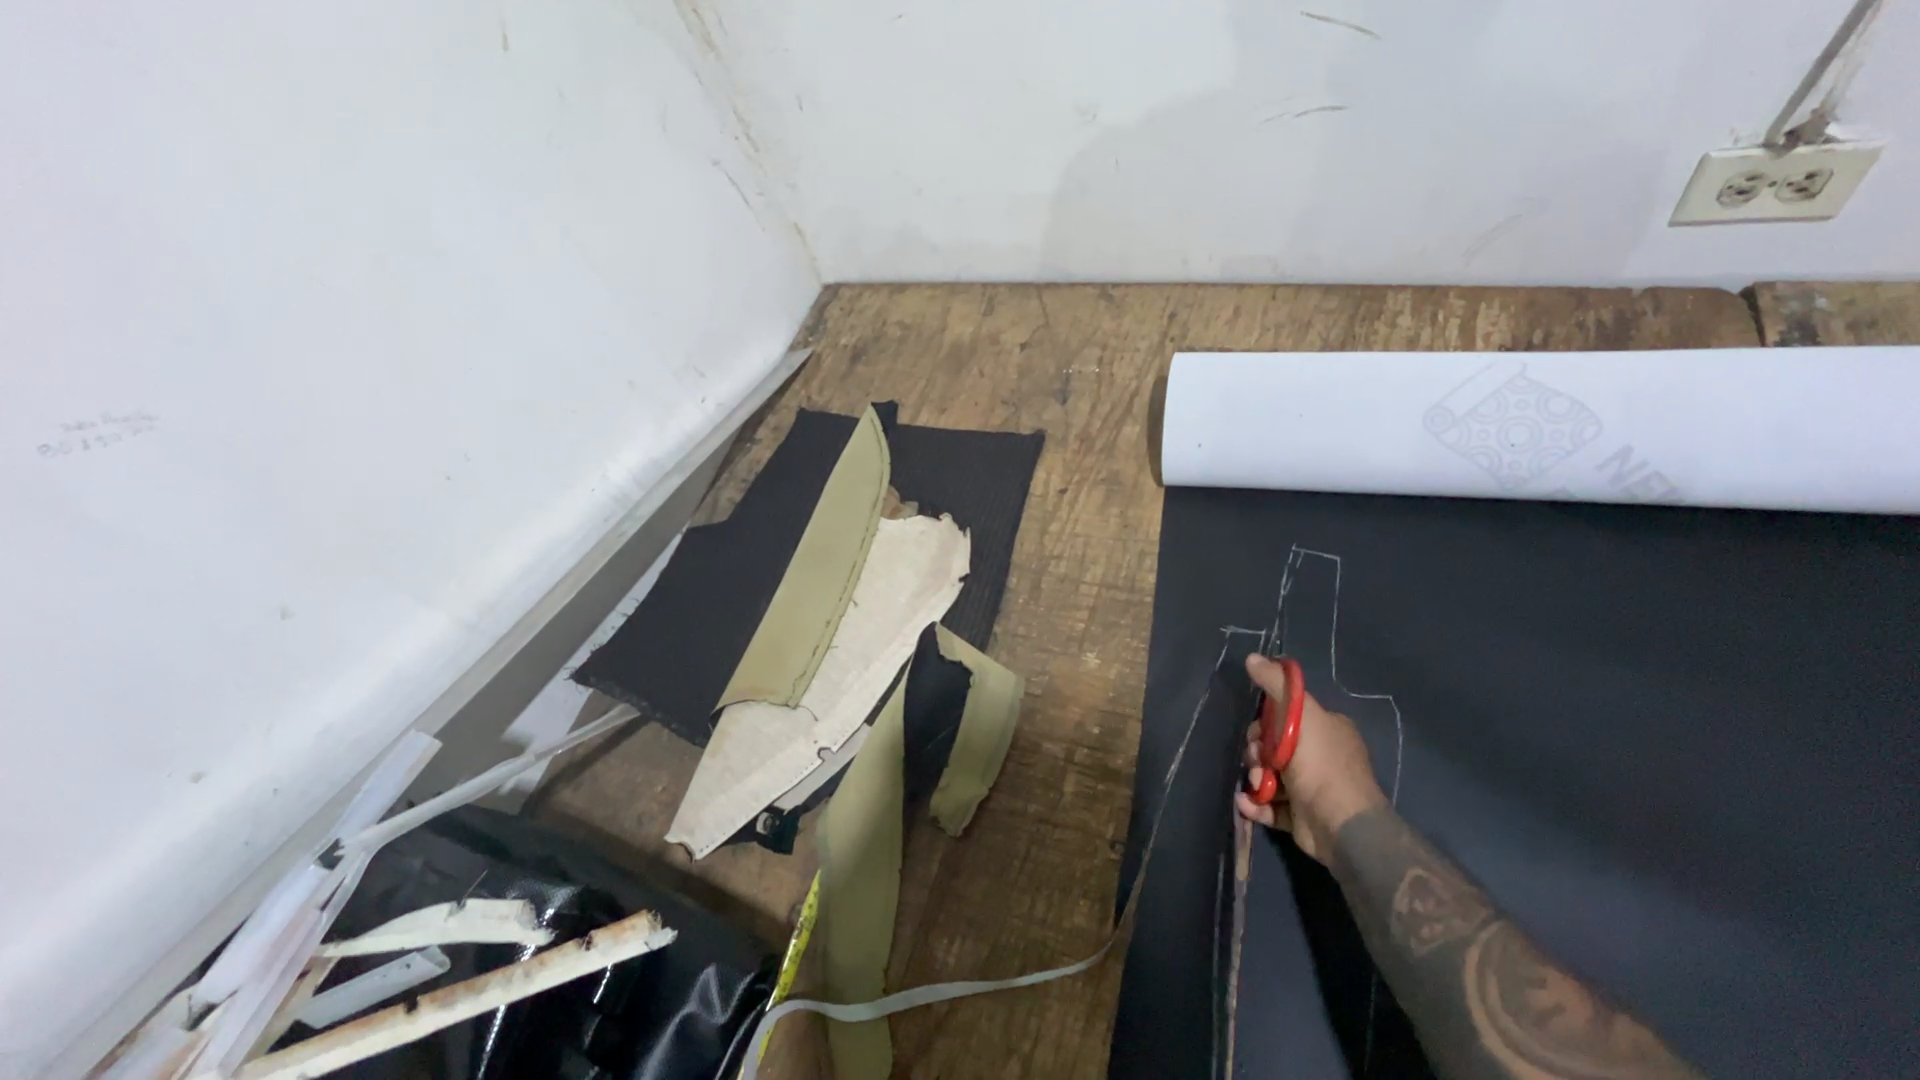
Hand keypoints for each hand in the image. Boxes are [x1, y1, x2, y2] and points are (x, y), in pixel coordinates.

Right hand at [1235, 653, 1386, 863]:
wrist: (1340, 824)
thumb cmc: (1322, 765)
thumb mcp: (1301, 714)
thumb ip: (1277, 685)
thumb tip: (1251, 657)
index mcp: (1328, 730)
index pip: (1287, 717)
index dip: (1265, 722)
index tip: (1256, 731)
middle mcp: (1322, 757)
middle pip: (1273, 747)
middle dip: (1257, 753)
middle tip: (1257, 761)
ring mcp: (1312, 788)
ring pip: (1270, 775)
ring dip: (1256, 779)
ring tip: (1258, 786)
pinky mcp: (1301, 816)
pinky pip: (1270, 805)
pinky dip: (1256, 803)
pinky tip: (1247, 802)